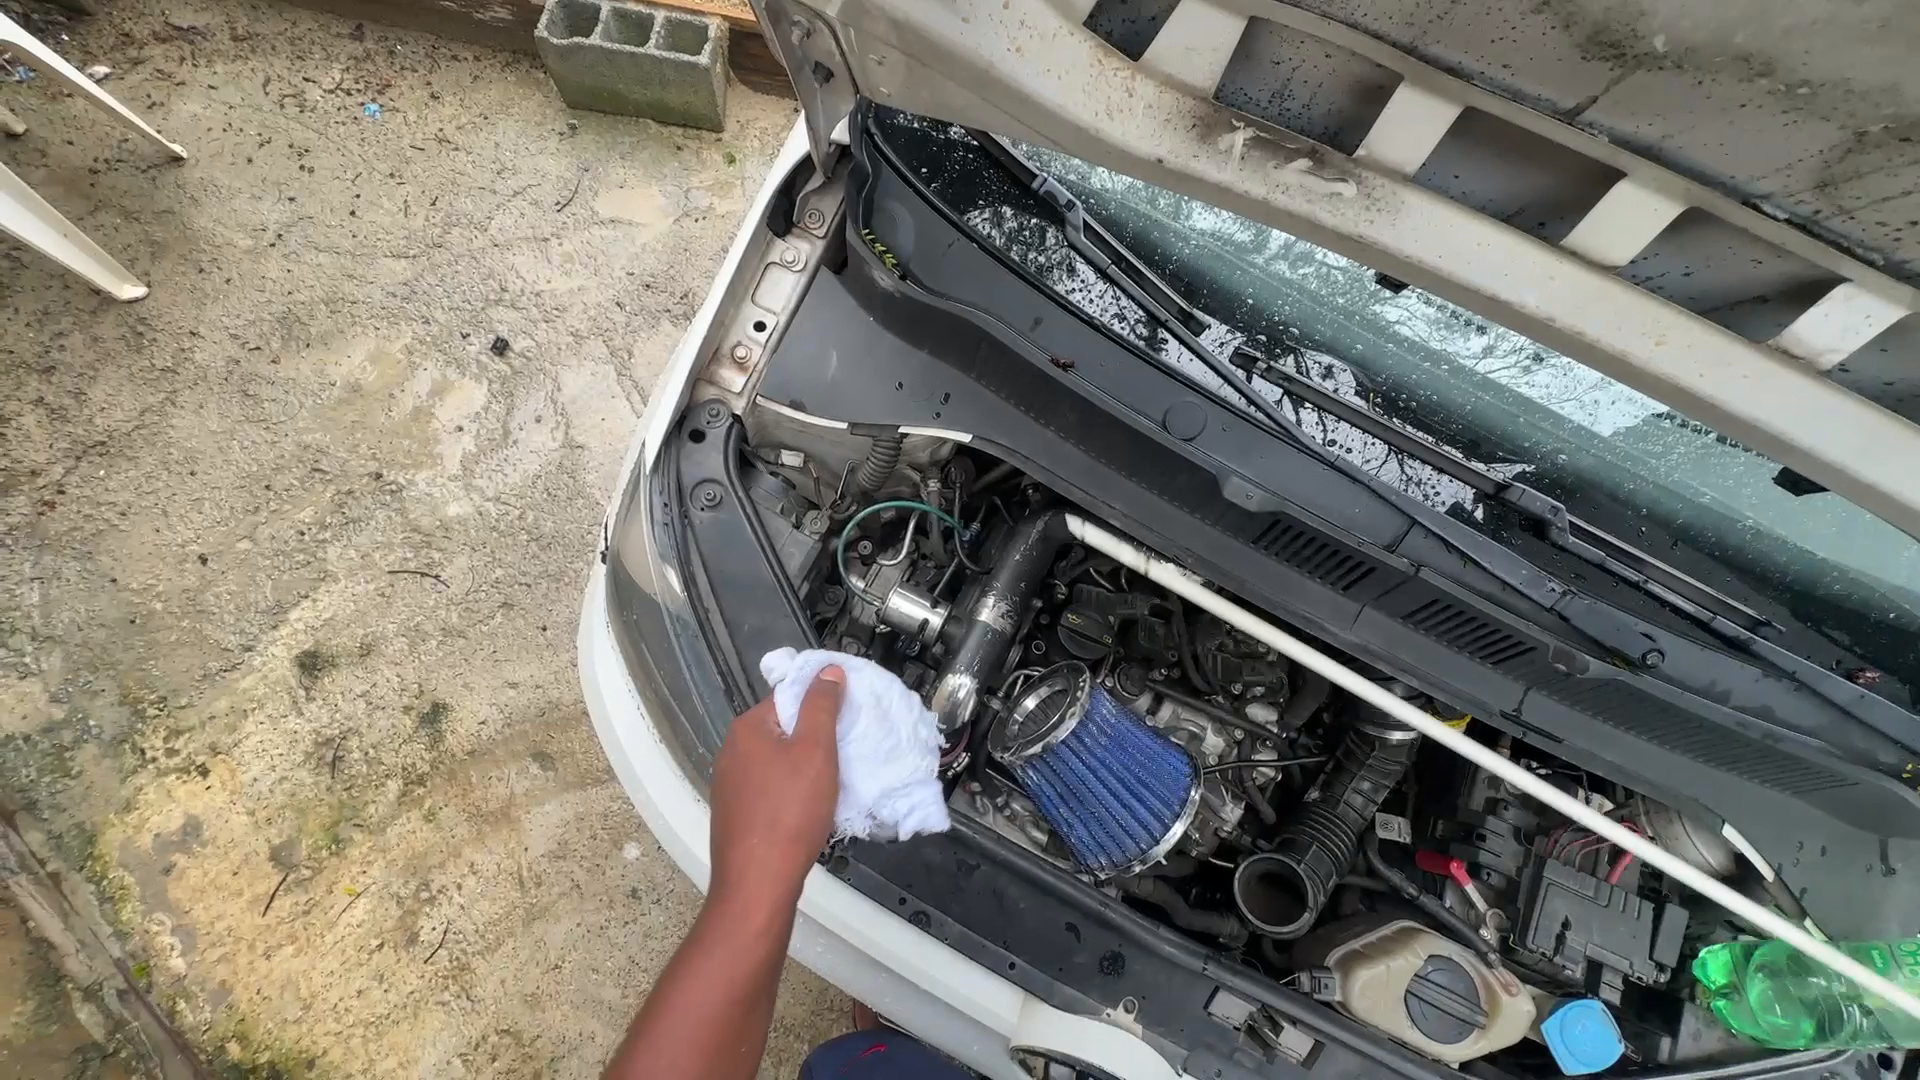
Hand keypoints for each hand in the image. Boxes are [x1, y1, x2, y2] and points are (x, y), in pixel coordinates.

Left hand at [708, 667, 843, 910]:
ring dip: (802, 765)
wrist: (758, 882)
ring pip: (776, 759)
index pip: (788, 696)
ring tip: (830, 781)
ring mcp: (728, 784)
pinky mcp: (734, 812)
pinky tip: (807, 807)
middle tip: (844, 751)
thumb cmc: (790, 810)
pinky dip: (789, 789)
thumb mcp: (817, 750)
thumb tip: (828, 670)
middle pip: (782, 727)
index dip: (820, 703)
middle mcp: (731, 750)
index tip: (847, 718)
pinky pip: (768, 786)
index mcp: (747, 728)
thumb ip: (822, 706)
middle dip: (813, 736)